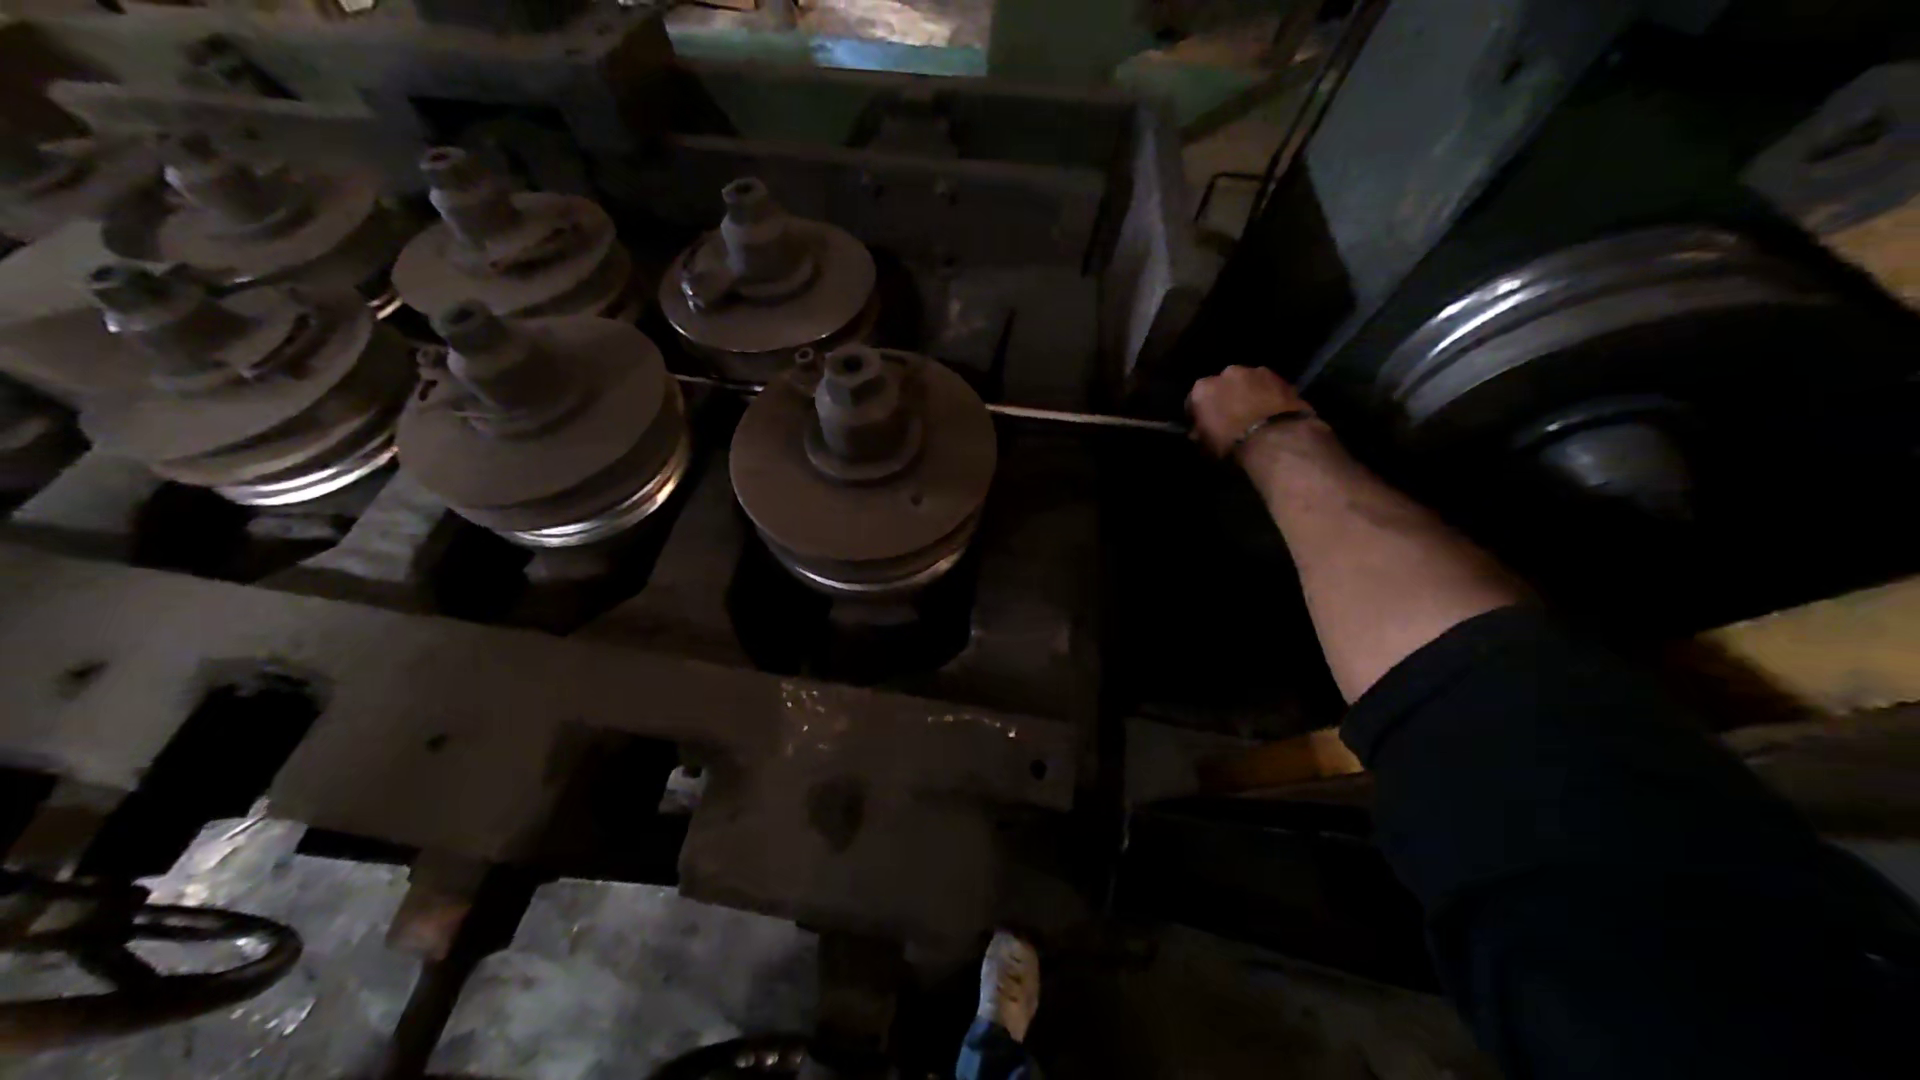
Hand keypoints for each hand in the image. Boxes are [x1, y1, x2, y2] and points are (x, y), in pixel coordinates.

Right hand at [1186, 365, 1313, 457]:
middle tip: (1232, 417)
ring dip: (1249, 393)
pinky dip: (1269, 396)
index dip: (1199, 413)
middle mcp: (1228, 373)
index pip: (1194, 399)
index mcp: (1203, 389)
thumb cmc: (1230, 444)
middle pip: (1223, 385)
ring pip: (1248, 382)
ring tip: (1255, 413)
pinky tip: (1272, 411)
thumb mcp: (1205, 446)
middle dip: (1226, 397)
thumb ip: (1199, 432)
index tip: (1203, 424)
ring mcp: (1257, 372)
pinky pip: (1270, 388)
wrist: (1273, 439)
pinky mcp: (1282, 379)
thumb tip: (1198, 431)